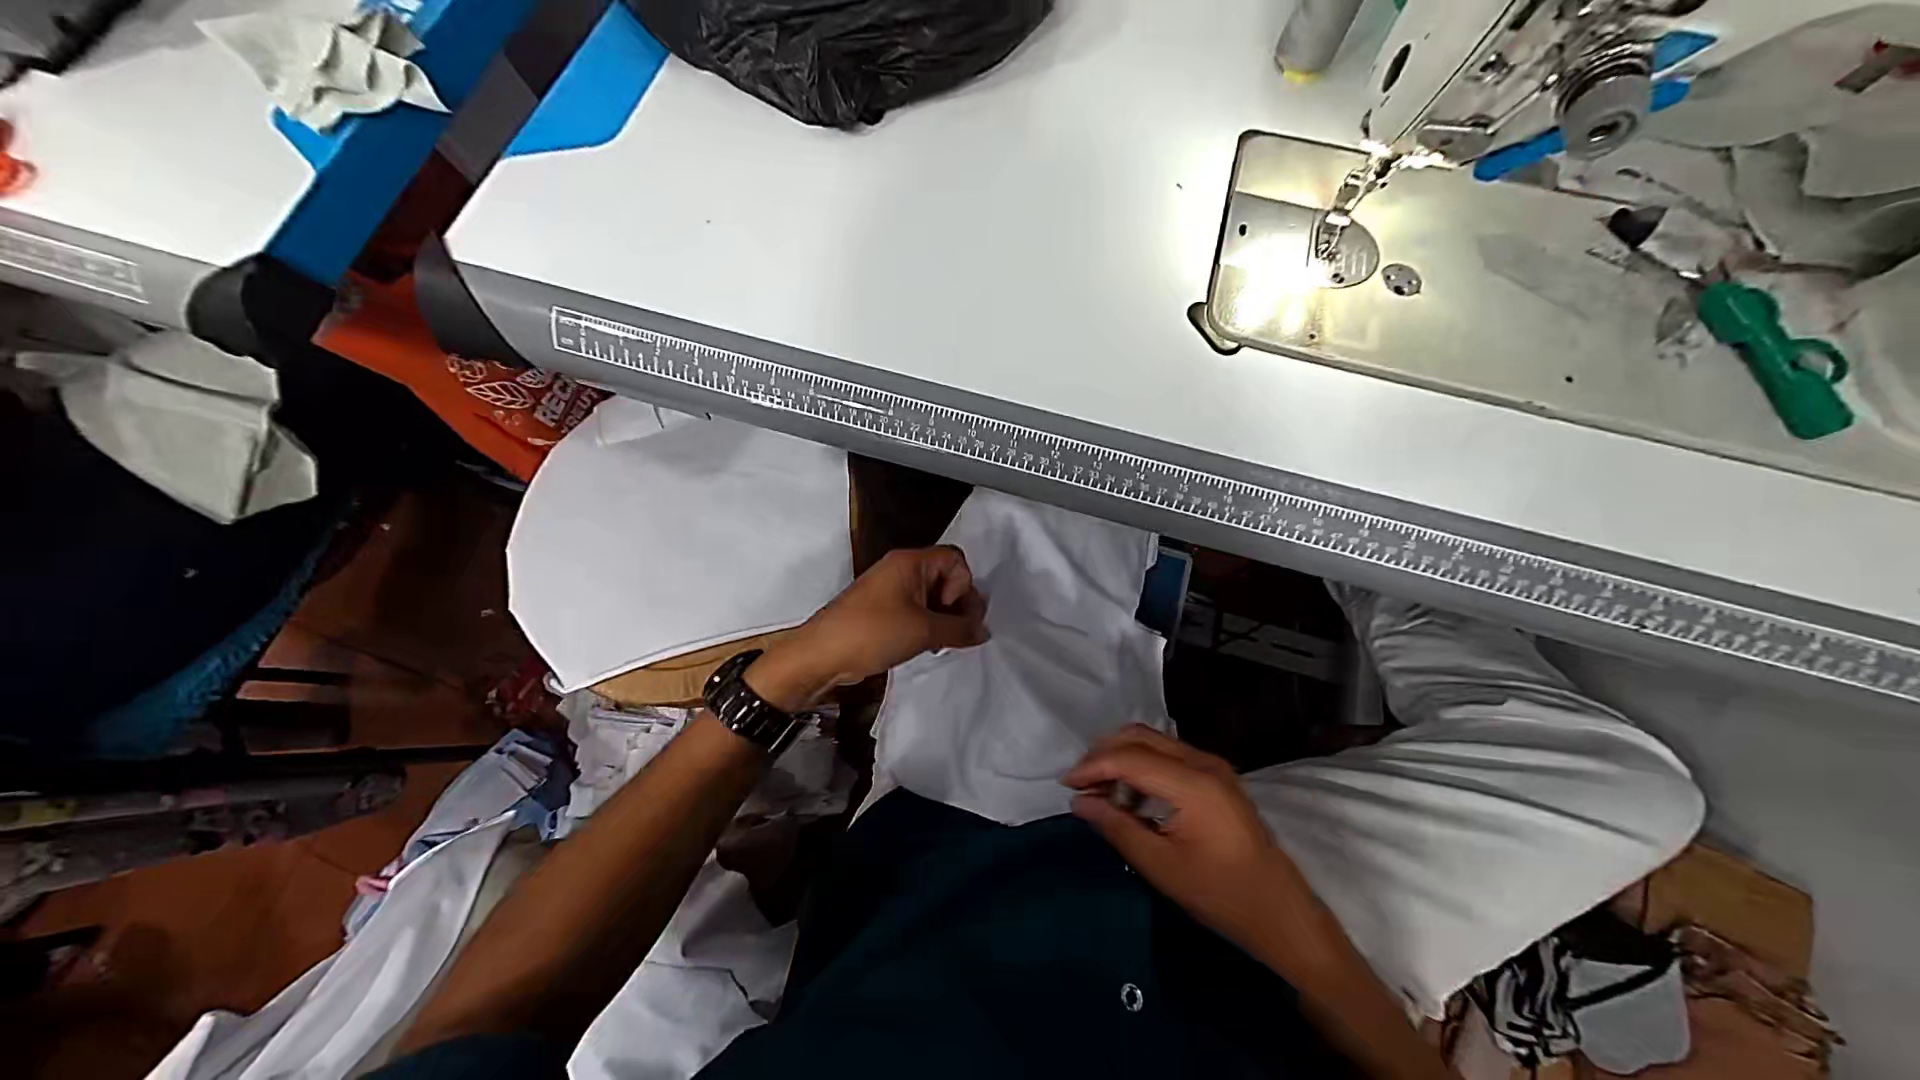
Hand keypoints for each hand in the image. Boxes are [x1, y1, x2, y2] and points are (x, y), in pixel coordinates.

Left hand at [744, 546, 988, 711]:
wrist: (821, 656)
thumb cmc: (868, 633)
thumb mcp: (924, 631)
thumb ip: (960, 629)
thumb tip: (981, 630)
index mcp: (910, 562)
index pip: (956, 561)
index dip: (963, 586)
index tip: (955, 613)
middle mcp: (900, 570)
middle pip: (946, 578)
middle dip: (957, 605)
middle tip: (957, 632)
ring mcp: (891, 591)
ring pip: (932, 597)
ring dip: (943, 619)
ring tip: (939, 643)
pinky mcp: (883, 611)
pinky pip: (916, 611)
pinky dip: (927, 626)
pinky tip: (925, 646)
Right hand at [1069, 726, 1456, 1079]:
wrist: (1282, 914)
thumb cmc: (1221, 894)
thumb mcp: (1161, 866)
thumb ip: (1116, 827)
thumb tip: (1078, 802)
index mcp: (1193, 783)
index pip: (1129, 757)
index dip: (1093, 767)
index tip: (1066, 785)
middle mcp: (1204, 762)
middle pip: (1140, 737)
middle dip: (1104, 755)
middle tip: (1080, 784)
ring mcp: (1214, 767)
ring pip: (1154, 741)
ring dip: (1122, 758)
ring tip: (1100, 792)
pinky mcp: (1217, 778)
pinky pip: (1169, 755)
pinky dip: (1143, 765)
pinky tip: (1131, 796)